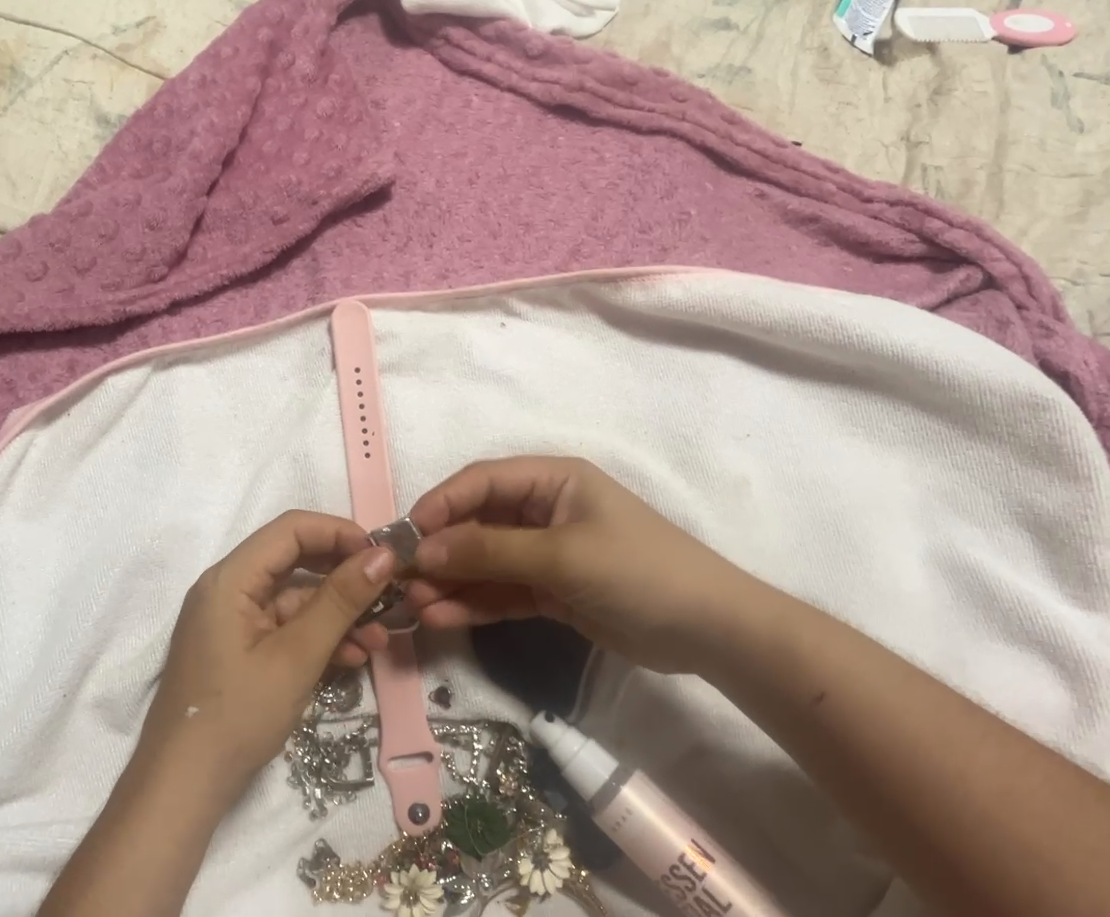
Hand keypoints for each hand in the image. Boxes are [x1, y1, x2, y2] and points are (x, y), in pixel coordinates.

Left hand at [138, 512, 397, 794]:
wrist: (184, 786)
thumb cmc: (237, 714)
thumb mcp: (296, 656)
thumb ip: (340, 601)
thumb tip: (383, 556)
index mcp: (231, 578)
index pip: (291, 529)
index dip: (340, 533)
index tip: (383, 556)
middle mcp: (229, 589)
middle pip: (295, 561)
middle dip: (345, 577)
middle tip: (391, 594)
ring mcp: (233, 621)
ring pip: (296, 599)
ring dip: (339, 614)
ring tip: (381, 639)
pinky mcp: (241, 650)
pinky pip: (287, 628)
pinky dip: (320, 638)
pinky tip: (354, 659)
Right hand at [403, 456, 768, 673]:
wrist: (709, 630)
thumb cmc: (638, 571)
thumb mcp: (562, 556)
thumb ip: (490, 552)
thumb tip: (422, 550)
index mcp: (553, 479)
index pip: (481, 481)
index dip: (439, 504)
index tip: (402, 536)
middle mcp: (544, 510)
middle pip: (477, 523)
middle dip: (439, 551)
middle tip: (399, 581)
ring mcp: (546, 552)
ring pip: (484, 562)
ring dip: (450, 582)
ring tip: (412, 608)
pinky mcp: (550, 591)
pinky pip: (501, 591)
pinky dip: (472, 604)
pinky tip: (440, 619)